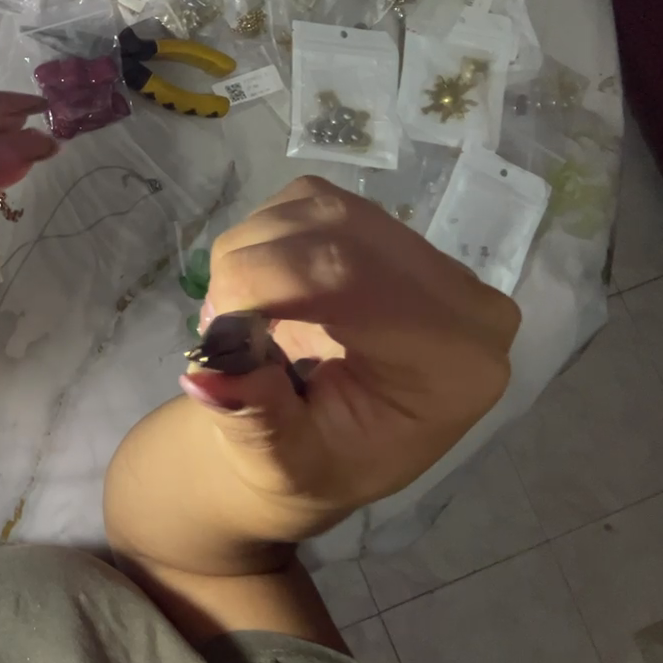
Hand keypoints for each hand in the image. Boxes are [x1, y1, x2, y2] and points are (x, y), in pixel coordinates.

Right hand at [106, 176, 518, 574]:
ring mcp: (425, 257)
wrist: (317, 444)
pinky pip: (307, 199)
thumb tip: (204, 377)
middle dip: (248, 268)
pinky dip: (263, 233)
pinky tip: (262, 281)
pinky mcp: (385, 231)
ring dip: (250, 250)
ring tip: (237, 310)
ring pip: (314, 206)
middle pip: (332, 232)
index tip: (212, 330)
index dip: (260, 285)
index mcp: (451, 365)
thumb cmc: (308, 463)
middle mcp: (458, 300)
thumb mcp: (277, 463)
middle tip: (216, 323)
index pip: (351, 280)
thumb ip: (251, 420)